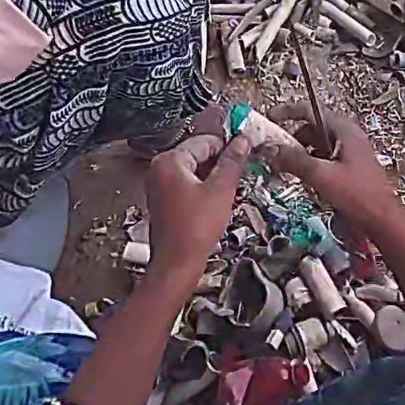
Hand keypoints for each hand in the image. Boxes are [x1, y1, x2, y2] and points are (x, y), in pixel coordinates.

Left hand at [145, 133, 251, 287]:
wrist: (177, 265)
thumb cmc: (196, 227)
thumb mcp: (221, 189)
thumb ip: (232, 161)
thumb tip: (242, 139)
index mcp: (170, 161)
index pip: (204, 141)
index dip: (227, 146)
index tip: (246, 152)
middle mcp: (159, 169)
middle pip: (197, 154)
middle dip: (220, 162)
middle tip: (240, 173)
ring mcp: (158, 186)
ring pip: (193, 170)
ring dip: (213, 176)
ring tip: (231, 188)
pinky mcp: (163, 201)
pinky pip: (187, 184)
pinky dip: (203, 187)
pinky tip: (217, 200)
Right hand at [261, 107, 404, 238]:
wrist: (382, 222)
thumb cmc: (359, 196)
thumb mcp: (322, 175)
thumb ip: (294, 160)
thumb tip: (271, 149)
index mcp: (344, 131)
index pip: (312, 110)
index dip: (289, 112)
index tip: (271, 118)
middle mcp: (348, 138)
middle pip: (313, 129)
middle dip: (292, 139)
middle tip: (274, 151)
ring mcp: (350, 154)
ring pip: (318, 147)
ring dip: (301, 155)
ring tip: (286, 168)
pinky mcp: (349, 170)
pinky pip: (325, 161)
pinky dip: (311, 166)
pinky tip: (305, 181)